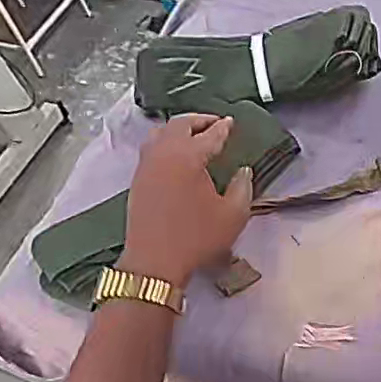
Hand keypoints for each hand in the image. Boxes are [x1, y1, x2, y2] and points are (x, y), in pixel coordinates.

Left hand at [117, 114, 251, 288]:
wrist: (154, 261)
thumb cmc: (197, 237)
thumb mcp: (233, 215)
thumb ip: (242, 187)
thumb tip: (243, 171)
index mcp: (188, 156)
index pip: (209, 135)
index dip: (223, 128)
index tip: (231, 122)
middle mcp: (164, 153)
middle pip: (180, 125)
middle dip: (199, 120)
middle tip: (214, 122)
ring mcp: (146, 165)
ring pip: (161, 133)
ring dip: (179, 129)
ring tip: (193, 134)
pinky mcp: (138, 179)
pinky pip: (151, 148)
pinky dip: (166, 141)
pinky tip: (175, 153)